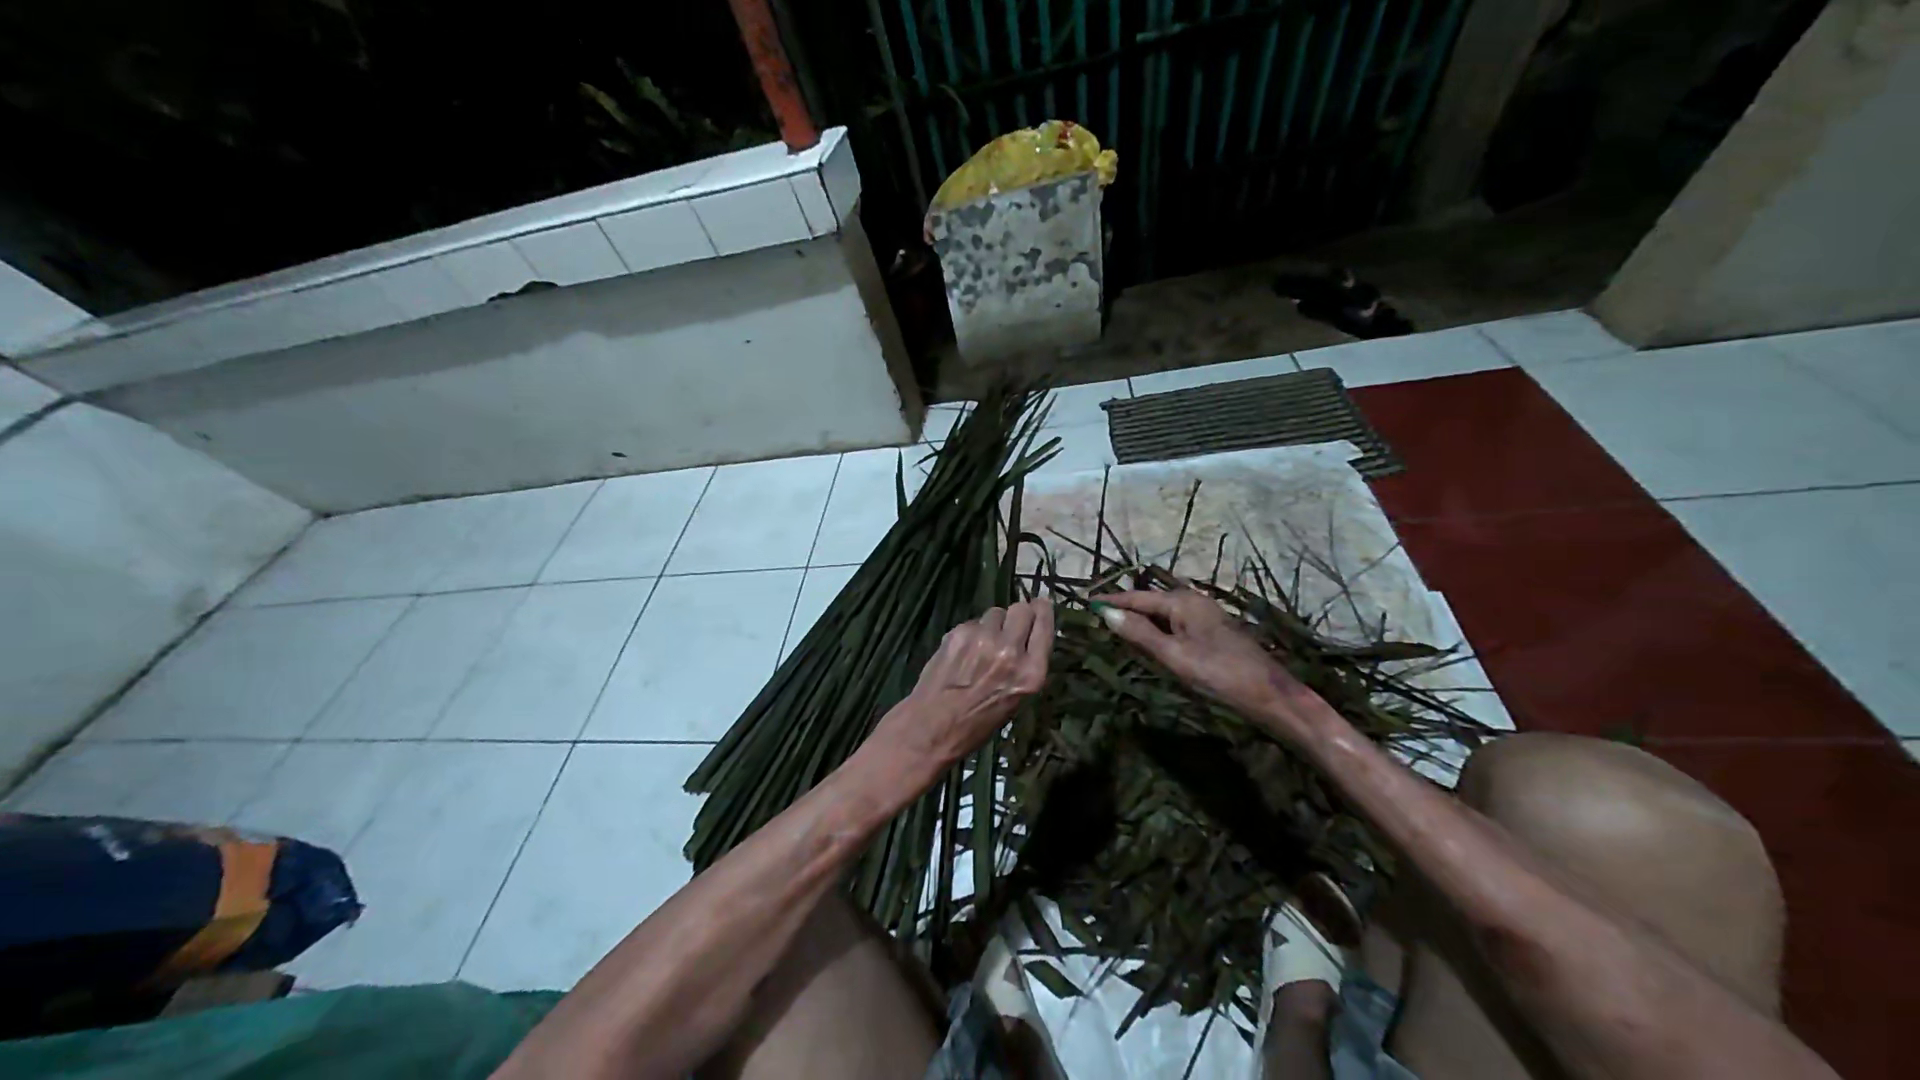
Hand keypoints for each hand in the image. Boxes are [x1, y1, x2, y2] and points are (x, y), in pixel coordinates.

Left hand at [873, 599, 1054, 768]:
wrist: (932, 727)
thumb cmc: (978, 723)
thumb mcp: (1017, 698)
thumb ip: (1026, 665)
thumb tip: (1029, 637)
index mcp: (1030, 672)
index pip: (1044, 625)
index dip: (1043, 611)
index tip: (1041, 604)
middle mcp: (1010, 651)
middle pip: (1022, 609)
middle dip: (1018, 614)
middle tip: (1010, 626)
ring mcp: (983, 639)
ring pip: (995, 612)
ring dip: (993, 624)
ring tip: (982, 645)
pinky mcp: (958, 633)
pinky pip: (972, 622)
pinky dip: (971, 633)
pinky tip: (962, 653)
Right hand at [1096, 588, 1316, 739]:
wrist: (1269, 694)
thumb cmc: (1219, 673)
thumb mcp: (1173, 655)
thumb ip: (1139, 633)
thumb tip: (1106, 612)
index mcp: (1182, 601)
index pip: (1136, 597)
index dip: (1111, 600)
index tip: (1086, 601)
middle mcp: (1193, 601)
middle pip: (1150, 601)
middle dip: (1125, 606)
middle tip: (1096, 614)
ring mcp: (1204, 615)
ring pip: (1163, 612)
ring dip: (1140, 618)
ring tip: (1115, 626)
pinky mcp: (1211, 631)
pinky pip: (1175, 623)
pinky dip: (1157, 628)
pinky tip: (1149, 640)